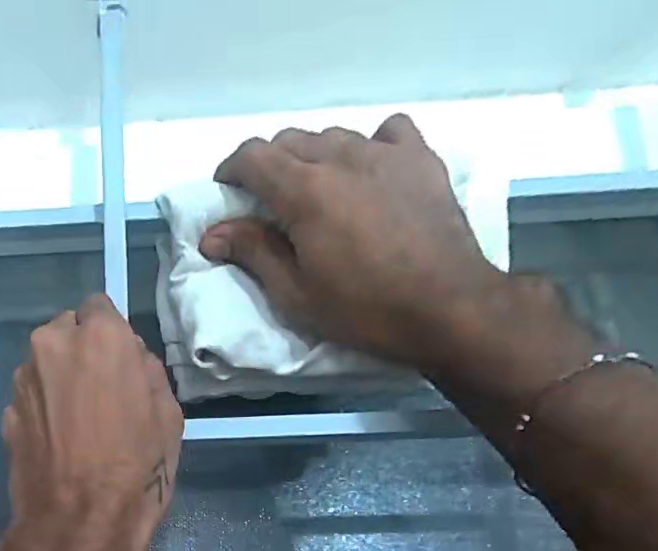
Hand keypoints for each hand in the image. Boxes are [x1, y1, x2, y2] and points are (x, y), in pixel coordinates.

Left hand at [1, 294, 183, 550]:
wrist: (78, 525)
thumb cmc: (137, 471)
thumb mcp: (168, 417)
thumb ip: (149, 373)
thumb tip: (133, 361)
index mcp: (100, 337)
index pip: (100, 308)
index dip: (112, 336)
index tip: (121, 365)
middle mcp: (51, 345)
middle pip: (67, 332)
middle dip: (83, 353)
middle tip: (103, 395)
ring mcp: (22, 381)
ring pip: (45, 364)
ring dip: (61, 381)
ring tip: (82, 425)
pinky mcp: (7, 415)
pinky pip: (31, 399)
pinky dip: (44, 410)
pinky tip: (60, 445)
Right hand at [205, 114, 598, 424]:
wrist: (445, 307)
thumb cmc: (362, 309)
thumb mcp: (296, 294)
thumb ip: (254, 253)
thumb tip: (212, 233)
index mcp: (305, 190)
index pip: (254, 156)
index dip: (231, 170)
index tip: (226, 191)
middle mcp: (342, 156)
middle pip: (291, 140)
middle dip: (269, 165)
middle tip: (266, 202)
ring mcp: (386, 153)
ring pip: (334, 136)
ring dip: (314, 157)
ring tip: (316, 191)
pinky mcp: (421, 160)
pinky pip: (387, 133)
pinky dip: (368, 145)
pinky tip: (369, 171)